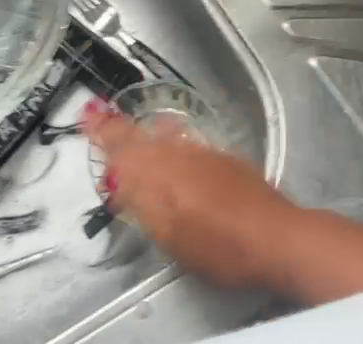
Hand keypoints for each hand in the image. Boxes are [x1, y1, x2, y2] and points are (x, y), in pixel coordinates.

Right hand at [83, 102, 302, 290]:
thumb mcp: (170, 235)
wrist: (275, 236)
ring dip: (142, 133)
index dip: (103, 132)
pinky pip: (183, 141)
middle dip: (118, 128)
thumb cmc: (219, 245)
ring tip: (127, 132)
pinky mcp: (222, 159)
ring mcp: (203, 153)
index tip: (87, 117)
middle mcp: (179, 153)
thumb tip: (118, 182)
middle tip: (98, 119)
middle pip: (141, 135)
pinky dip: (167, 141)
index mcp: (161, 171)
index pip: (123, 146)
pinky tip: (167, 146)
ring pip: (163, 136)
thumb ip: (142, 204)